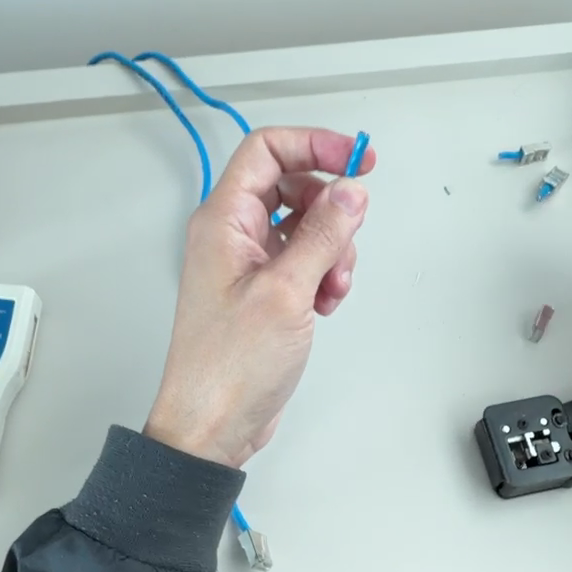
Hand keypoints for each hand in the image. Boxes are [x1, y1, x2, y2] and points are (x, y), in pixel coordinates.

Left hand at [144, 127, 372, 466]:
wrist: (213, 426)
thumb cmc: (229, 367)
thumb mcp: (286, 292)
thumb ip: (322, 235)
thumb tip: (350, 192)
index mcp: (223, 221)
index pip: (268, 151)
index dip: (315, 145)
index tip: (358, 158)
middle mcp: (233, 237)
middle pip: (292, 189)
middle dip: (330, 211)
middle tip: (348, 238)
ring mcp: (250, 267)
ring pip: (305, 229)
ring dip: (332, 250)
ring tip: (333, 287)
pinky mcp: (266, 294)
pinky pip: (304, 264)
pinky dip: (324, 276)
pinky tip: (326, 303)